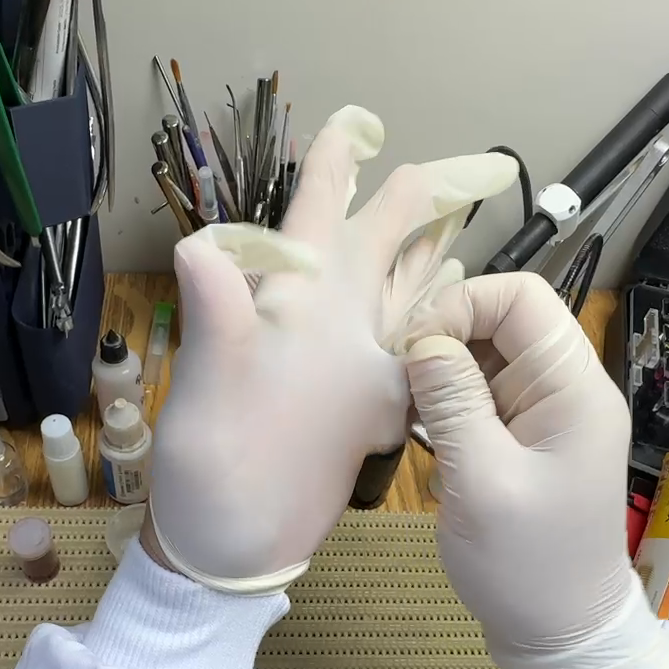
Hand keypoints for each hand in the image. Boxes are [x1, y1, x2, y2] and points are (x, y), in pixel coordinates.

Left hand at [148, 106, 516, 594]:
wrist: (231, 546)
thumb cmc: (207, 475)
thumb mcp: (203, 400)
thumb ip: (215, 322)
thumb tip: (201, 241)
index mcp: (284, 306)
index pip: (308, 214)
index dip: (334, 163)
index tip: (362, 122)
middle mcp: (323, 324)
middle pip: (371, 243)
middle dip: (409, 200)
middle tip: (454, 168)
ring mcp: (350, 366)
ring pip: (398, 293)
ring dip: (429, 257)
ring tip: (467, 219)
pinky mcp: (372, 409)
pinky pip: (413, 357)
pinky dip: (439, 330)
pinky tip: (461, 311)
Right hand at [399, 272, 668, 668]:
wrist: (559, 633)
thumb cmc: (526, 564)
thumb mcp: (482, 481)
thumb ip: (452, 402)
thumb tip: (421, 339)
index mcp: (572, 388)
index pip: (521, 299)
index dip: (461, 306)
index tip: (412, 349)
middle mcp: (561, 390)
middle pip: (499, 324)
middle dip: (442, 338)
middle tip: (394, 379)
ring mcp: (539, 417)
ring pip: (482, 360)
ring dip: (437, 374)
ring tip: (399, 406)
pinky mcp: (516, 443)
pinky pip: (476, 398)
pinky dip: (442, 403)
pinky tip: (414, 427)